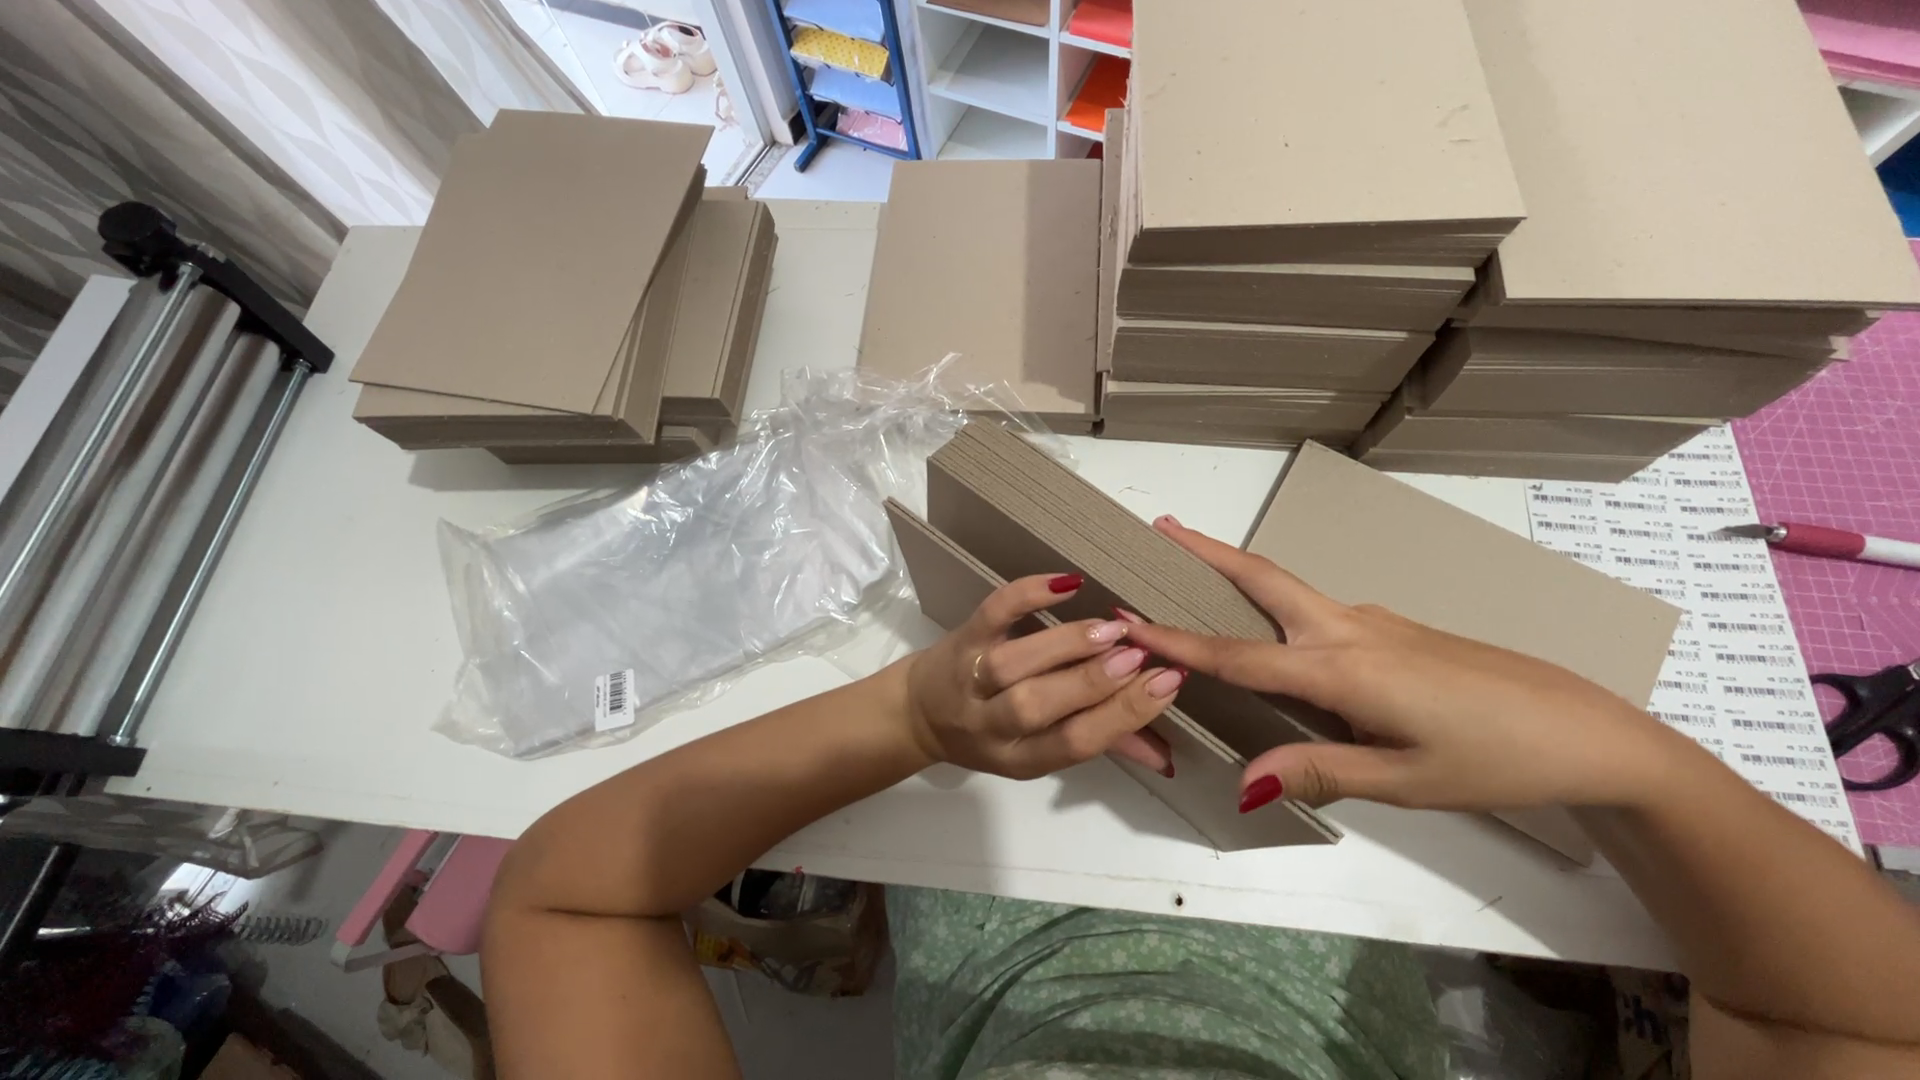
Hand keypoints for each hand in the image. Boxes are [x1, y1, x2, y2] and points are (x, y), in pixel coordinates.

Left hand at [902, 573, 1186, 780]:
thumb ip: (1104, 745)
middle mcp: (991, 722)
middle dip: (1094, 682)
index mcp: (1021, 755)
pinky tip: (1066, 583)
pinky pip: (991, 615)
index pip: (1074, 742)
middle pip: (1040, 705)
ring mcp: (970, 677)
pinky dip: (1026, 595)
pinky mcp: (961, 638)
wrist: (920, 713)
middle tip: (1141, 655)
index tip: (1164, 684)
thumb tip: (1168, 756)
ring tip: (1111, 629)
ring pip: (1013, 663)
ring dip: (1065, 645)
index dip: (1120, 716)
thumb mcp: (1040, 751)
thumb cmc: (992, 734)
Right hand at [1122, 518, 1689, 813]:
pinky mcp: (1394, 629)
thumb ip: (1317, 770)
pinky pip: (1317, 610)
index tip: (1125, 621)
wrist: (1589, 732)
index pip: (1237, 654)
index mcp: (1341, 668)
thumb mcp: (1402, 780)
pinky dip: (1275, 604)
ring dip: (1237, 571)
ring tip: (1195, 566)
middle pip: (1263, 578)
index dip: (1176, 642)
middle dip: (1207, 550)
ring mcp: (1374, 622)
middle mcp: (1348, 630)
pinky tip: (1277, 634)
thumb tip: (1244, 782)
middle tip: (1160, 526)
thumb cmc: (1494, 760)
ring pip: (1290, 590)